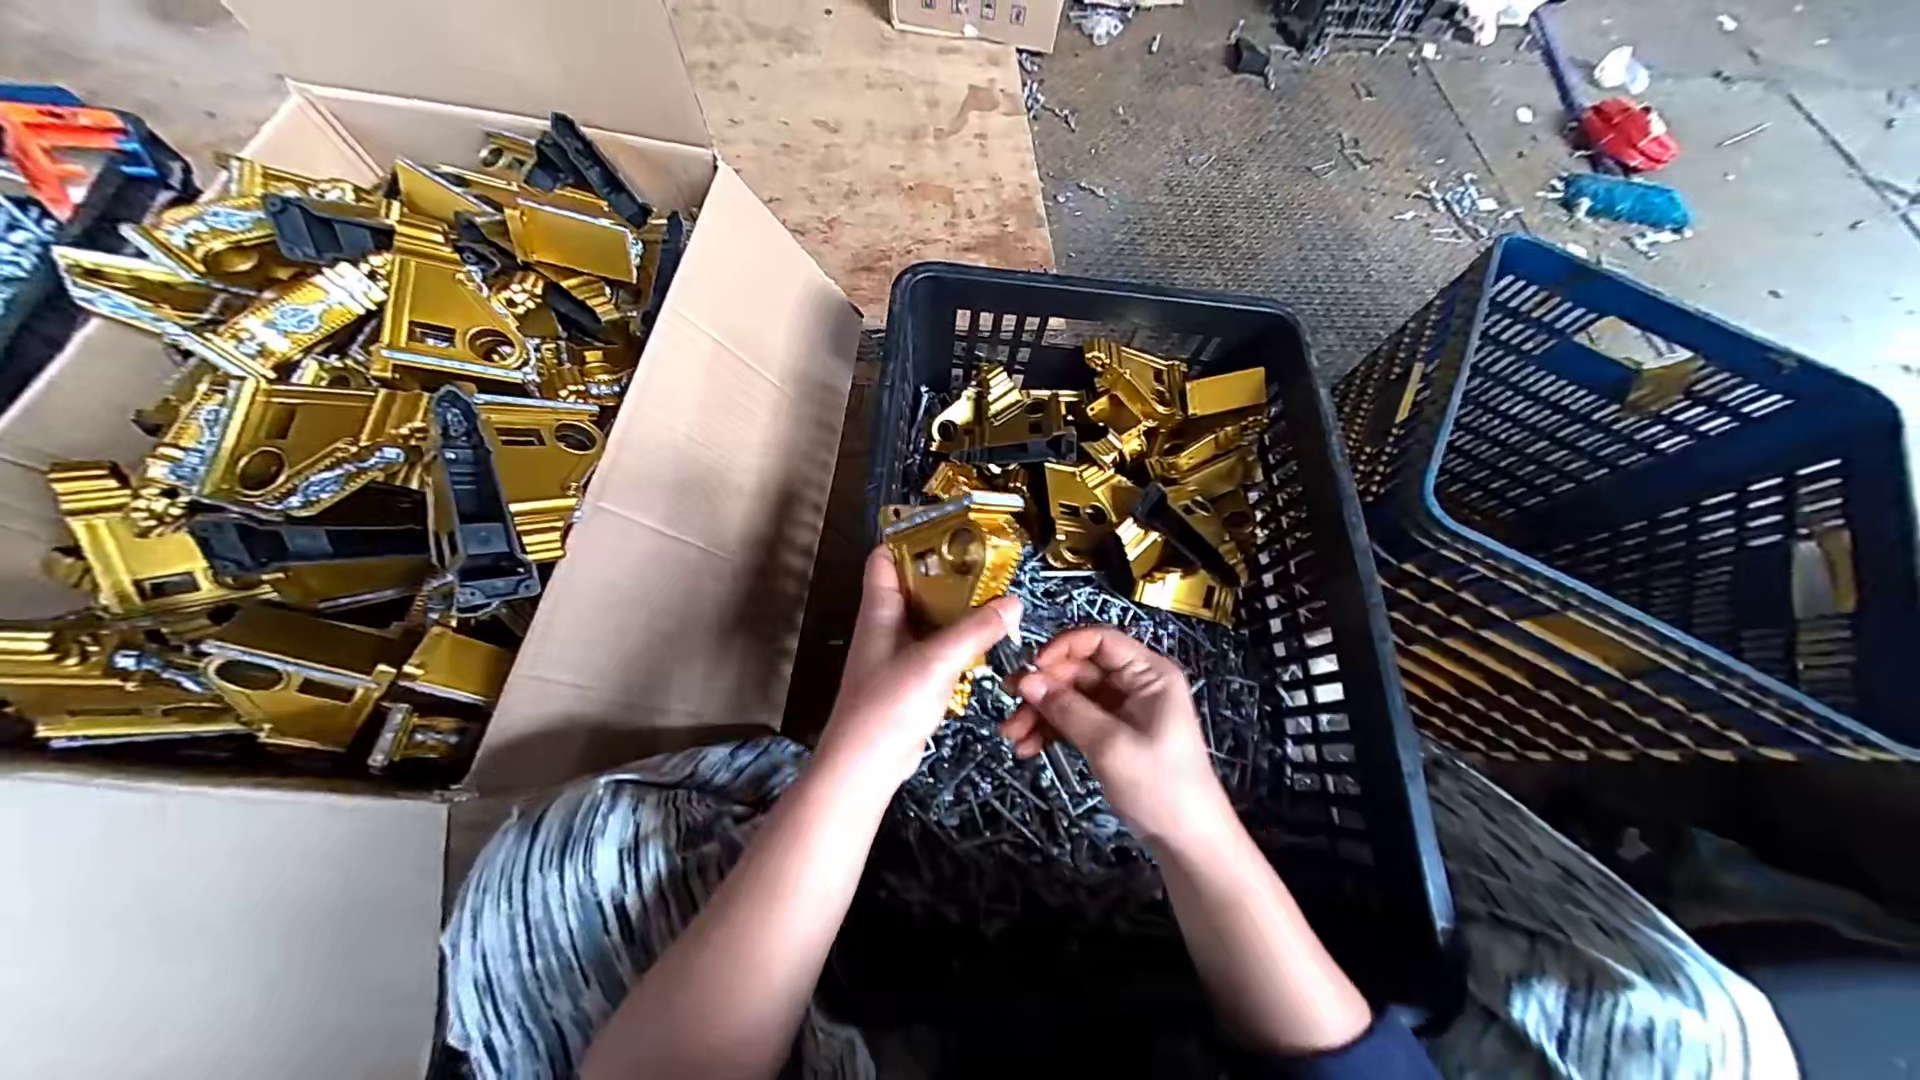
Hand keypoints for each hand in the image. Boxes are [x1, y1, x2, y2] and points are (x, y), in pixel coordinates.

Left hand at [817, 546, 1022, 790]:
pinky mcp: (910, 680)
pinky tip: (982, 641)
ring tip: (992, 598)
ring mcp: (897, 654)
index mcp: (879, 610)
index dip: (911, 540)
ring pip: (929, 618)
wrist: (865, 766)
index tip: (949, 532)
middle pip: (915, 585)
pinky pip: (936, 648)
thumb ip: (974, 630)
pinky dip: (958, 640)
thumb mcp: (936, 661)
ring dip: (956, 609)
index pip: (885, 558)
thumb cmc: (887, 706)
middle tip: (986, 566)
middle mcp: (886, 627)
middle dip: (947, 574)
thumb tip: (1011, 603)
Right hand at [1004, 627, 1233, 849]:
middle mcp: (1134, 684)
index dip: (1062, 647)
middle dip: (1042, 689)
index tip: (1031, 668)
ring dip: (1039, 713)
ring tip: (1012, 736)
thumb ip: (1067, 709)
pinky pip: (1072, 719)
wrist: (1187, 843)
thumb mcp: (1110, 745)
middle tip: (1011, 705)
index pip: (1099, 640)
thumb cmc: (1160, 788)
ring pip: (1069, 696)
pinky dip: (1050, 730)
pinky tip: (1027, 747)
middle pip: (1077, 670)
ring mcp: (1121, 709)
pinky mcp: (1110, 733)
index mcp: (1148, 674)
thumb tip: (1026, 681)